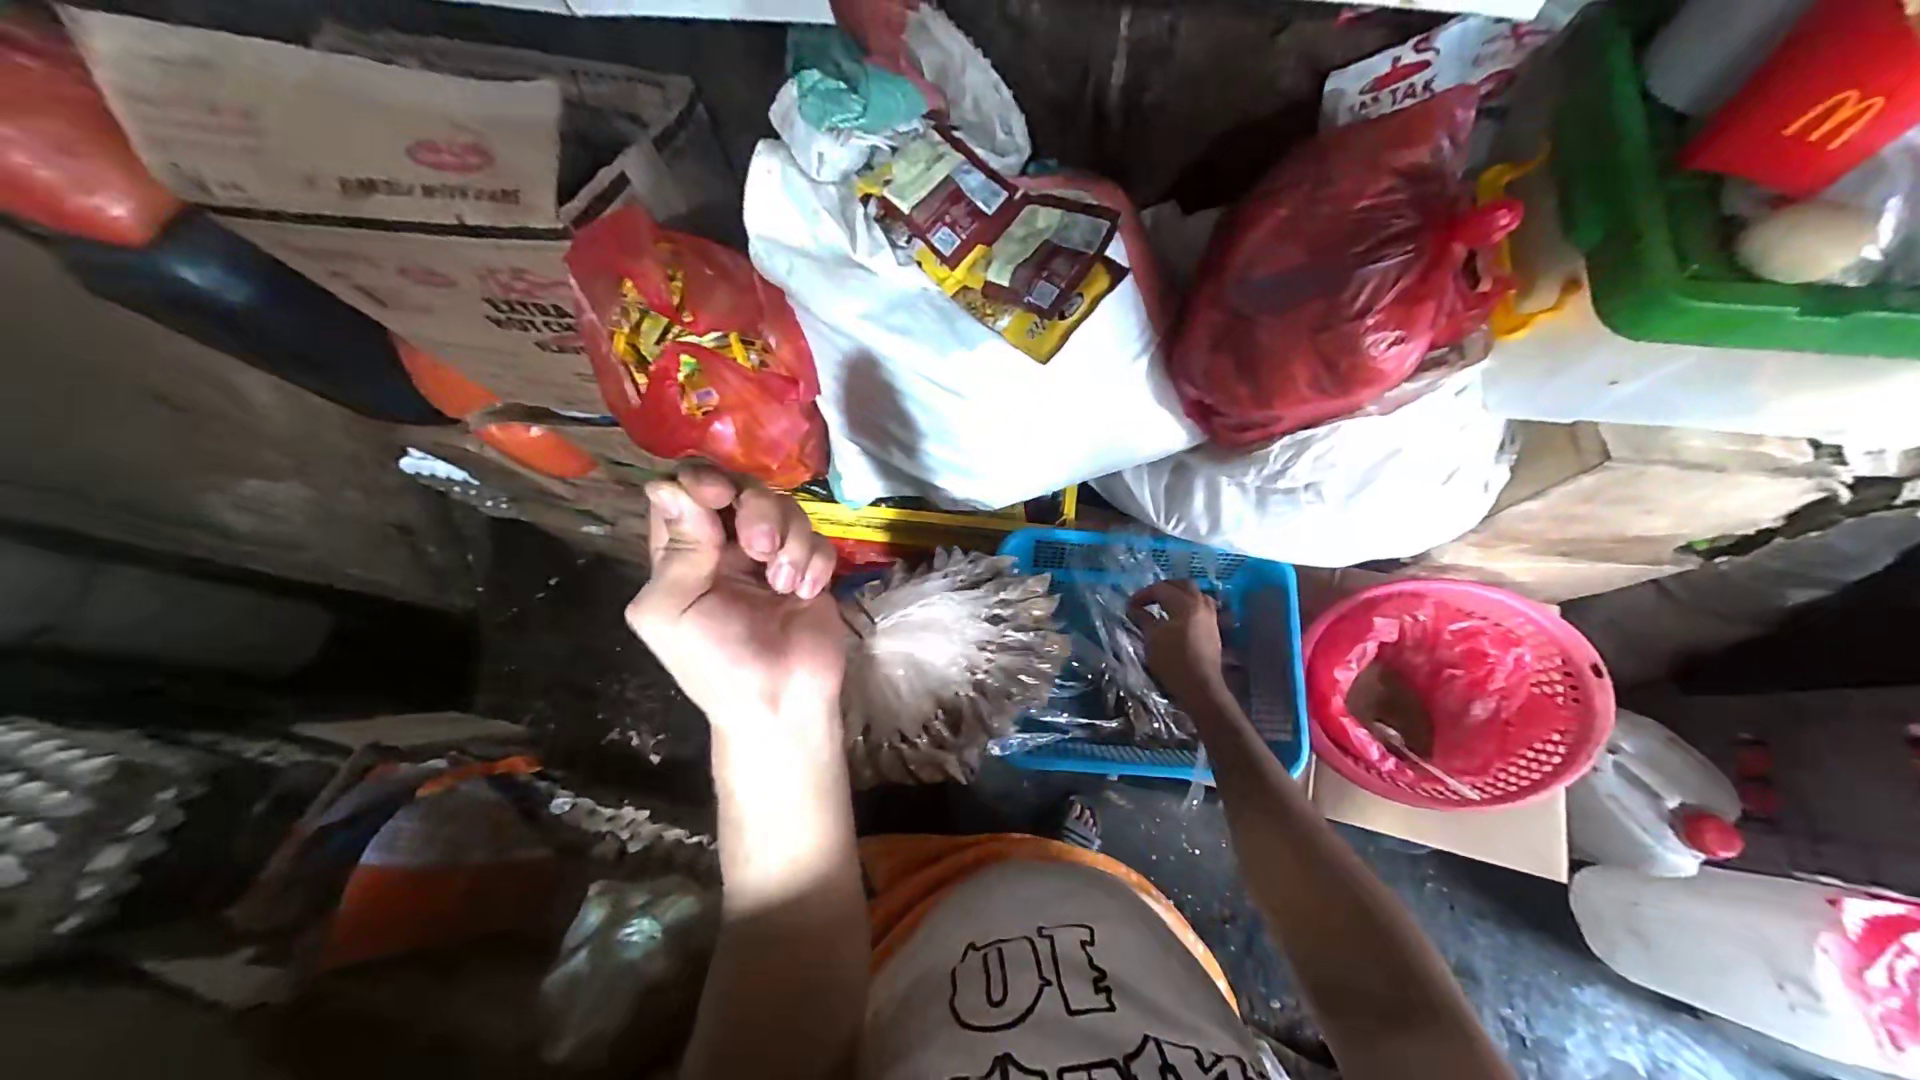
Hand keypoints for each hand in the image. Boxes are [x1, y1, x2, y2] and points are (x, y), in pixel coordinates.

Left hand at [626, 466, 847, 732]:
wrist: (780, 703)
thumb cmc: (715, 664)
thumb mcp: (672, 611)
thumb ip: (677, 549)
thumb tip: (668, 485)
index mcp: (682, 553)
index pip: (684, 491)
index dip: (702, 482)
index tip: (720, 497)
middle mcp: (726, 546)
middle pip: (742, 489)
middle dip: (756, 511)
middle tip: (760, 549)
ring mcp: (772, 555)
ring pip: (785, 507)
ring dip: (789, 541)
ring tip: (785, 583)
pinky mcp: (810, 568)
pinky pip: (817, 537)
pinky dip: (814, 561)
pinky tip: (805, 593)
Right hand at [1128, 581, 1226, 703]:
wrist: (1200, 686)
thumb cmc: (1172, 661)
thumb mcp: (1152, 638)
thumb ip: (1143, 618)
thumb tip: (1134, 608)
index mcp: (1185, 603)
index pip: (1161, 589)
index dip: (1143, 594)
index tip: (1130, 605)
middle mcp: (1201, 604)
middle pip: (1182, 585)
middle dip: (1163, 588)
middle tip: (1148, 599)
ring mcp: (1211, 616)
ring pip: (1195, 594)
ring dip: (1178, 595)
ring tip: (1164, 606)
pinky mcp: (1214, 628)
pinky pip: (1201, 606)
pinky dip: (1188, 605)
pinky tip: (1179, 617)